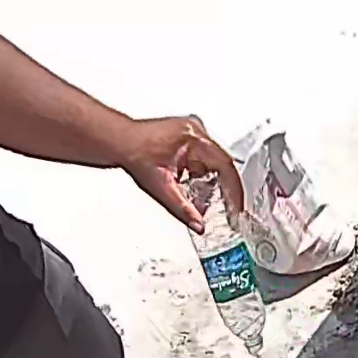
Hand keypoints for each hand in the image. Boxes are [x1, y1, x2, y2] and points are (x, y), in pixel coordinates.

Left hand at [114, 116, 243, 233]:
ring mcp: (194, 134)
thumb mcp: (163, 188)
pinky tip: (192, 191)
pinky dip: (202, 181)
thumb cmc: (135, 153)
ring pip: (214, 167)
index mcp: (194, 137)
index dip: (235, 192)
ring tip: (200, 203)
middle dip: (223, 193)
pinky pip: (205, 164)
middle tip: (225, 214)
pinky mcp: (190, 141)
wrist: (120, 142)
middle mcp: (197, 131)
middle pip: (222, 167)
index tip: (237, 210)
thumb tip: (199, 225)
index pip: (226, 166)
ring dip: (210, 187)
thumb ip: (184, 210)